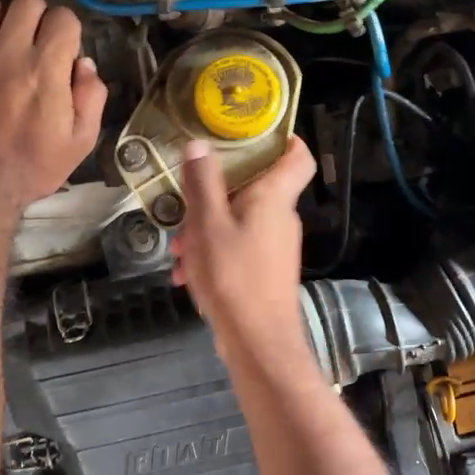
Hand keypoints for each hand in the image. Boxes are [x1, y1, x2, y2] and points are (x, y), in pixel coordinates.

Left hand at [0, 0, 107, 213]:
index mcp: (45, 67)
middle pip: (27, 1)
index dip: (66, 31)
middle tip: (32, 43)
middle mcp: (7, 51)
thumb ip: (91, 97)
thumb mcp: (80, 142)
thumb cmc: (30, 168)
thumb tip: (84, 63)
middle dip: (36, 18)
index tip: (61, 50)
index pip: (63, 17)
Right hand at [172, 136, 318, 368]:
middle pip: (254, 187)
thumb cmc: (234, 276)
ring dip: (206, 229)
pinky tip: (185, 275)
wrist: (258, 343)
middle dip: (215, 193)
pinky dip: (214, 253)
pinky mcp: (266, 271)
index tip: (251, 132)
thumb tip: (199, 145)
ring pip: (239, 220)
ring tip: (178, 250)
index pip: (297, 155)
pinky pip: (238, 247)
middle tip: (185, 202)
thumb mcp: (207, 225)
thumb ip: (202, 183)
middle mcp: (281, 217)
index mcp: (274, 197)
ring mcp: (276, 246)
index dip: (282, 138)